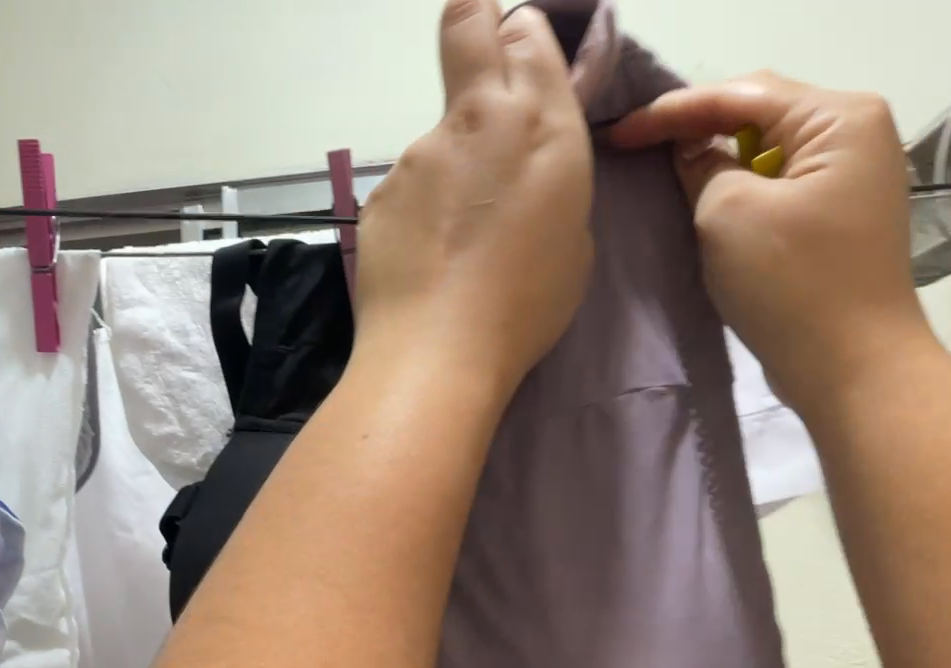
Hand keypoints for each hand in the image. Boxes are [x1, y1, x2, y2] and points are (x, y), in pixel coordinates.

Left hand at [354, 0, 593, 397]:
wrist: (437, 350)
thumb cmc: (525, 304)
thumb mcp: (571, 236)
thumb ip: (548, 180)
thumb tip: (522, 172)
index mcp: (542, 123)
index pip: (524, 33)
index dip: (519, 38)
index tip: (517, 62)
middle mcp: (476, 119)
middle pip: (465, 23)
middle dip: (472, 18)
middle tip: (474, 48)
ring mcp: (418, 154)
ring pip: (435, 135)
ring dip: (447, 167)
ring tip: (452, 240)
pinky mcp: (378, 193)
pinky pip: (405, 190)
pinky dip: (416, 214)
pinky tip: (422, 259)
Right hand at [605, 73, 934, 414]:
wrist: (848, 363)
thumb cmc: (790, 281)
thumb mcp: (728, 213)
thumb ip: (702, 168)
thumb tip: (690, 153)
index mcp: (840, 119)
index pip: (742, 93)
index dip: (673, 110)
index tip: (619, 133)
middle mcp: (853, 137)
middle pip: (757, 116)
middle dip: (694, 129)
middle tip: (634, 146)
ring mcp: (846, 181)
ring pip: (762, 155)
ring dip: (711, 162)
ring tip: (657, 172)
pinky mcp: (831, 221)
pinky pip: (771, 188)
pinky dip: (732, 193)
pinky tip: (698, 204)